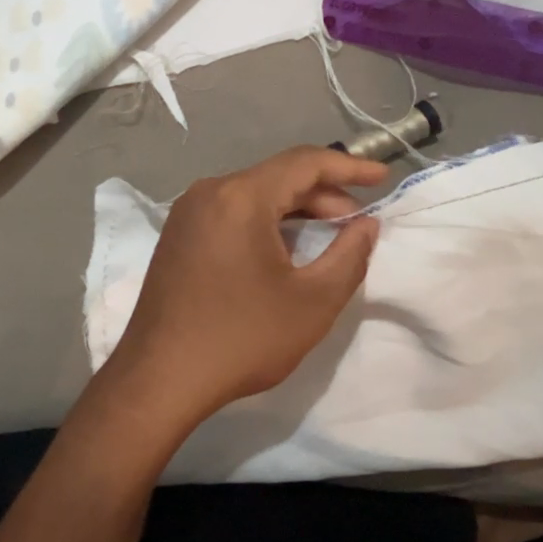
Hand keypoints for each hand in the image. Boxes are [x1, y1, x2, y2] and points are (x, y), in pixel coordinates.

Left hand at [102, 146, 387, 427]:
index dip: (349, 167)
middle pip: (277, 176)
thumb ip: (349, 256)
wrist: (159, 378)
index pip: (304, 162)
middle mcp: (209, 191)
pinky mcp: (177, 235)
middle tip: (359, 222)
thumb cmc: (241, 338)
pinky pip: (231, 212)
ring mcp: (187, 212)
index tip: (383, 178)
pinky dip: (264, 220)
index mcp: (241, 196)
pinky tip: (284, 248)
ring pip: (253, 194)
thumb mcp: (312, 303)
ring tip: (329, 233)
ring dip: (294, 208)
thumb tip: (365, 224)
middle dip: (323, 194)